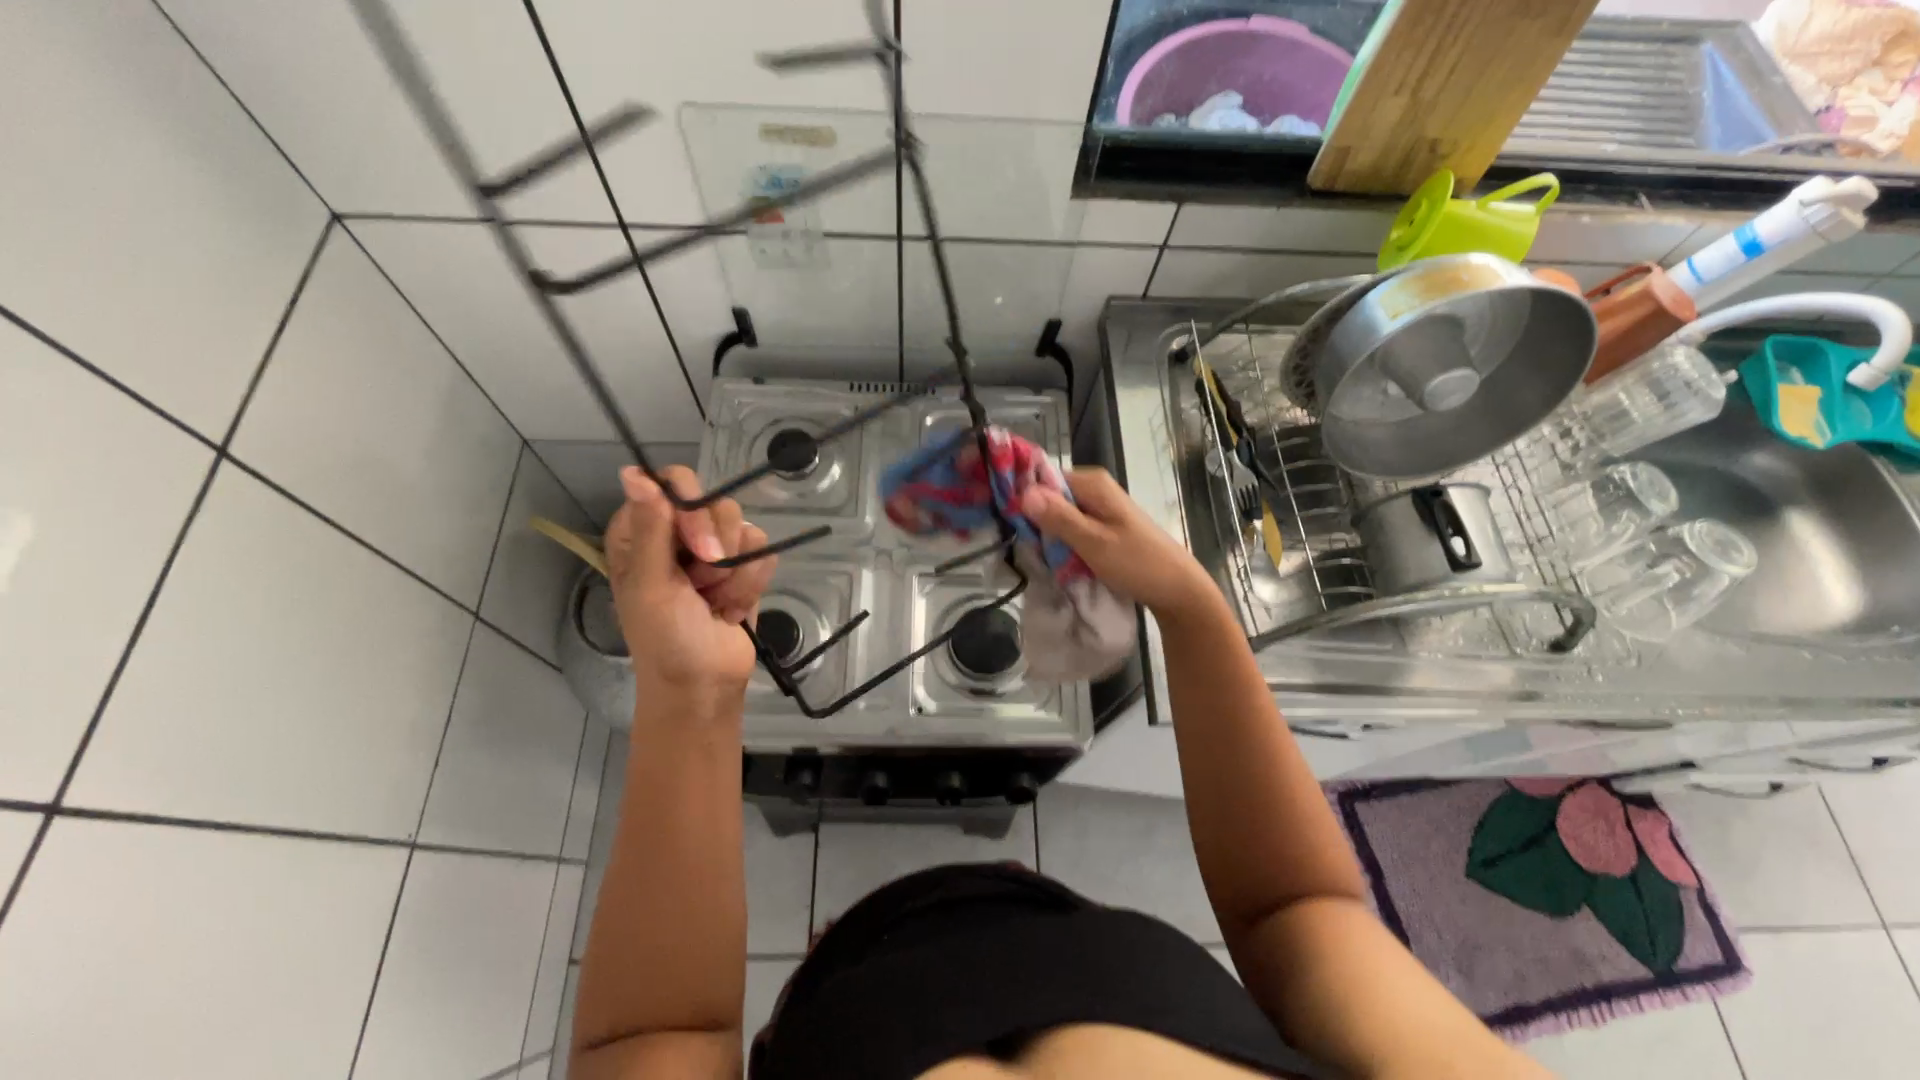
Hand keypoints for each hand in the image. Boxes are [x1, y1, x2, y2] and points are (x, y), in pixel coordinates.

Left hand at [603, 465, 775, 697]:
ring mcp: (712, 550)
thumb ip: (651, 527)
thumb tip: (633, 472)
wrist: (704, 684)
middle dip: (716, 546)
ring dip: (733, 572)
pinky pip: (762, 551)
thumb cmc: (666, 638)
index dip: (691, 507)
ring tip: (715, 601)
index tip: (695, 541)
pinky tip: (733, 607)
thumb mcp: (650, 583)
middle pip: (714, 501)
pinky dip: (751, 583)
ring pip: (741, 526)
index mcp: (641, 531)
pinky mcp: (743, 568)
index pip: (671, 484)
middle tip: (704, 582)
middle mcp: (676, 533)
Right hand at [1020, 467, 1220, 621]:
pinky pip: (1071, 529)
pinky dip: (1063, 544)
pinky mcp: (1101, 527)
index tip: (1007, 522)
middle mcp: (1094, 489)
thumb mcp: (1094, 542)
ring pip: (1058, 516)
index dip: (1023, 498)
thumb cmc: (1137, 563)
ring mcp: (1099, 509)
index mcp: (1092, 483)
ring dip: (1048, 536)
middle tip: (1024, 547)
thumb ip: (1059, 518)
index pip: (1043, 478)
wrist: (1176, 589)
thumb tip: (1023, 493)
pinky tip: (1057, 561)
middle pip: (1049, 498)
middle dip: (1035, 520)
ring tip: (1039, 557)